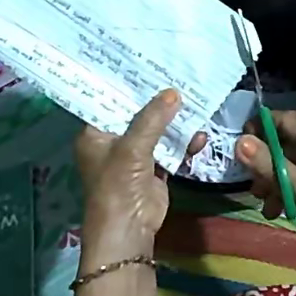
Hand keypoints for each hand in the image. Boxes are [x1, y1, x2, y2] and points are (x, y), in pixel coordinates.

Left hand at [72, 90, 202, 268]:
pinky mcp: (155, 168)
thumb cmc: (118, 185)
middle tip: (180, 79)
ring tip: (196, 104)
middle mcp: (114, 142)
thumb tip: (174, 92)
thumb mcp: (133, 147)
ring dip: (176, 122)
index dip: (129, 86)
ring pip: (158, 130)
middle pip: (139, 114)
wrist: (130, 229)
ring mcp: (136, 156)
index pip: (110, 102)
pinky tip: (199, 136)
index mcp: (96, 135)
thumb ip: (153, 118)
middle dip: (159, 102)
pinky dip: (184, 142)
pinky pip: (171, 148)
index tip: (150, 66)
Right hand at [235, 111, 295, 262]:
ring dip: (274, 181)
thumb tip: (240, 141)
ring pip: (291, 163)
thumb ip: (267, 163)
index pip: (287, 118)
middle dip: (265, 162)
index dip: (262, 125)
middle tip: (249, 180)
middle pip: (287, 143)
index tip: (240, 140)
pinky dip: (287, 190)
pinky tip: (277, 210)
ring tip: (262, 201)